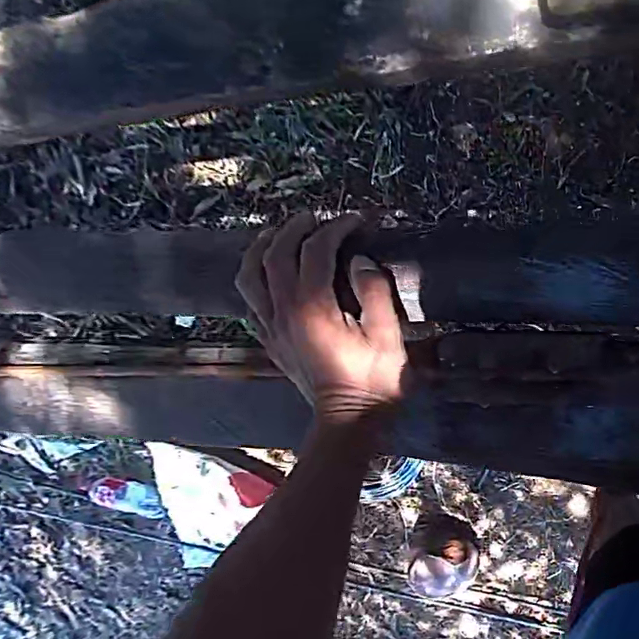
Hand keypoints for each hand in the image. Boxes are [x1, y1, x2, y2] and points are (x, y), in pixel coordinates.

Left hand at [236, 211, 406, 425]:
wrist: (349, 420)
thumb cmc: (375, 382)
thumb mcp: (388, 337)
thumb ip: (374, 293)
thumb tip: (360, 261)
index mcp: (313, 307)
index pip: (316, 251)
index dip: (336, 229)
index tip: (356, 221)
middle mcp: (283, 311)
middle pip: (276, 254)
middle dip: (295, 228)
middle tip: (316, 218)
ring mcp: (271, 326)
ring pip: (250, 274)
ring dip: (263, 247)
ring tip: (280, 235)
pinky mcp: (269, 340)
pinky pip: (250, 298)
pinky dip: (255, 276)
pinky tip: (270, 273)